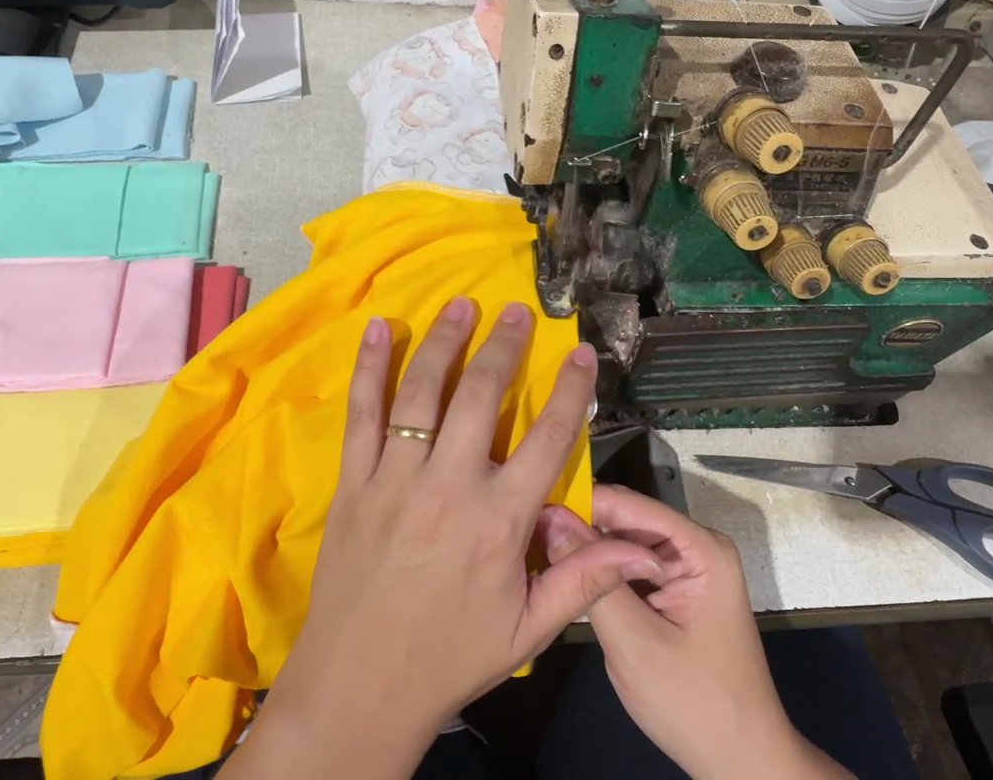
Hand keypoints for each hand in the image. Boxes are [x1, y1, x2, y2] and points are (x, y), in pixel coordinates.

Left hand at [223, 299, 663, 778]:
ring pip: (422, 394)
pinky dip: (370, 368)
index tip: (583, 354)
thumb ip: (583, 580)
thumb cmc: (450, 658)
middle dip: (504, 348)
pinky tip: (377, 329)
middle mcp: (450, 486)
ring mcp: (396, 479)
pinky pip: (361, 414)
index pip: (547, 439)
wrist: (359, 686)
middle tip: (518, 311)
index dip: (571, 391)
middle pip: (482, 397)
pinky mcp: (354, 483)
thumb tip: (638, 547)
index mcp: (499, 521)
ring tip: (461, 305)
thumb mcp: (528, 630)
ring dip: (444, 343)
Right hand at [541, 485, 853, 779]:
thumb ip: (592, 580)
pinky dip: (601, 574)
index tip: (529, 512)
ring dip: (586, 553)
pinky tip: (567, 580)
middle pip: (625, 521)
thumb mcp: (635, 643)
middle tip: (526, 540)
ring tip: (536, 555)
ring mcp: (688, 569)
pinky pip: (630, 568)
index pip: (629, 504)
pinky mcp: (676, 591)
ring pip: (623, 545)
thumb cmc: (695, 703)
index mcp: (701, 548)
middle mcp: (697, 547)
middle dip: (579, 529)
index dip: (578, 503)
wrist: (739, 760)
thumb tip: (551, 520)